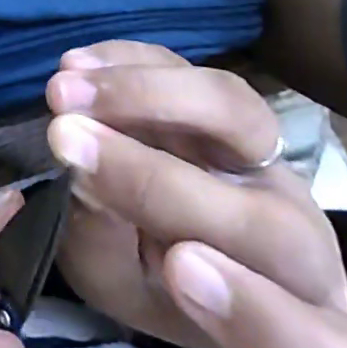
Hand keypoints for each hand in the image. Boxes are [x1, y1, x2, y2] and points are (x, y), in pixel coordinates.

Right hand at [46, 41, 346, 347]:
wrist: (192, 246)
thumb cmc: (160, 284)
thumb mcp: (126, 289)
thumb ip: (107, 241)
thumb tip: (81, 172)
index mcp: (285, 277)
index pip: (285, 272)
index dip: (251, 284)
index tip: (177, 267)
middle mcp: (284, 198)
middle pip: (249, 154)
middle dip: (153, 142)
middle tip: (66, 132)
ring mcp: (252, 136)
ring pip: (221, 96)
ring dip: (133, 87)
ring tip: (61, 88)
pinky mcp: (209, 93)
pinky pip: (177, 62)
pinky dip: (122, 58)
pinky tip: (75, 64)